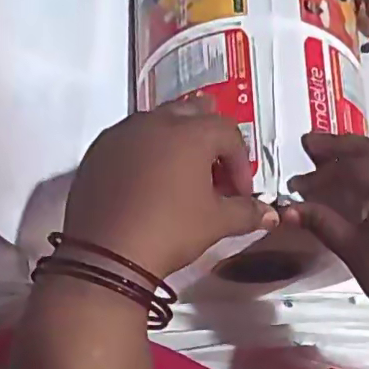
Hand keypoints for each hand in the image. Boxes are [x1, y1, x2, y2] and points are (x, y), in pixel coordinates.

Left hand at [63, 99, 278, 277]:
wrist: (107, 253)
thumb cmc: (171, 230)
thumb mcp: (216, 223)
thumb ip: (246, 212)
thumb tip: (270, 214)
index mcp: (190, 133)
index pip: (228, 133)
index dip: (240, 164)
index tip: (239, 194)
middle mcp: (156, 122)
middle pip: (193, 115)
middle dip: (210, 141)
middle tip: (214, 176)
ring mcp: (122, 134)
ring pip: (159, 124)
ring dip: (177, 144)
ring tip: (181, 179)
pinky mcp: (98, 151)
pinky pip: (130, 141)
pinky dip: (146, 154)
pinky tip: (148, 186)